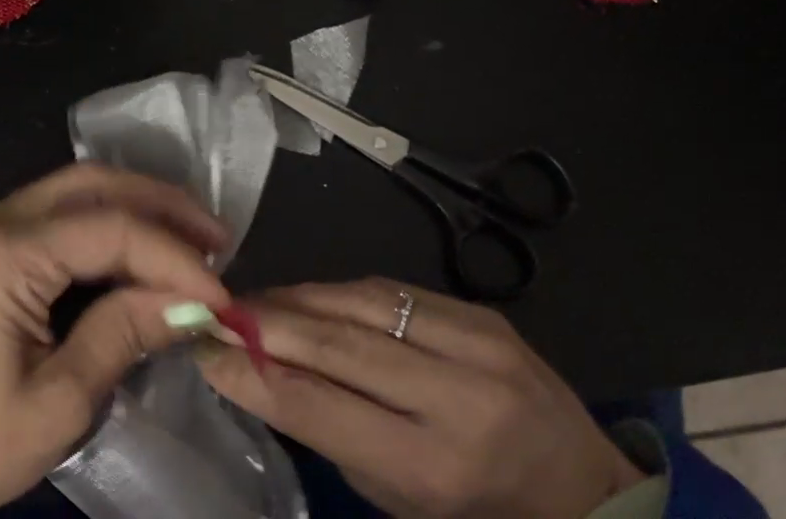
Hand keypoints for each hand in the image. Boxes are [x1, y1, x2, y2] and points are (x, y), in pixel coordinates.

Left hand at [0, 166, 231, 518]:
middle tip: (216, 239)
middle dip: (157, 203)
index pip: (109, 229)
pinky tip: (129, 252)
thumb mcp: (60, 400)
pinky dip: (93, 227)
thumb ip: (124, 333)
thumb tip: (193, 301)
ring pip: (64, 193)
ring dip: (127, 208)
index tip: (222, 296)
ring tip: (186, 242)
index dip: (174, 256)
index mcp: (1, 256)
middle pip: (86, 185)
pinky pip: (42, 217)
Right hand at [196, 278, 644, 518]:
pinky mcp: (482, 313)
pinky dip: (335, 292)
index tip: (202, 346)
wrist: (583, 492)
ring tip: (252, 301)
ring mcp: (478, 345)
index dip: (250, 371)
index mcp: (436, 466)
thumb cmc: (471, 512)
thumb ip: (321, 427)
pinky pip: (386, 289)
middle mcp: (461, 397)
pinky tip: (307, 299)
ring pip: (355, 301)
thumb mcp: (391, 494)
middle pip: (333, 341)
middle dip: (262, 321)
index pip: (317, 404)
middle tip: (214, 310)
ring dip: (293, 297)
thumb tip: (244, 366)